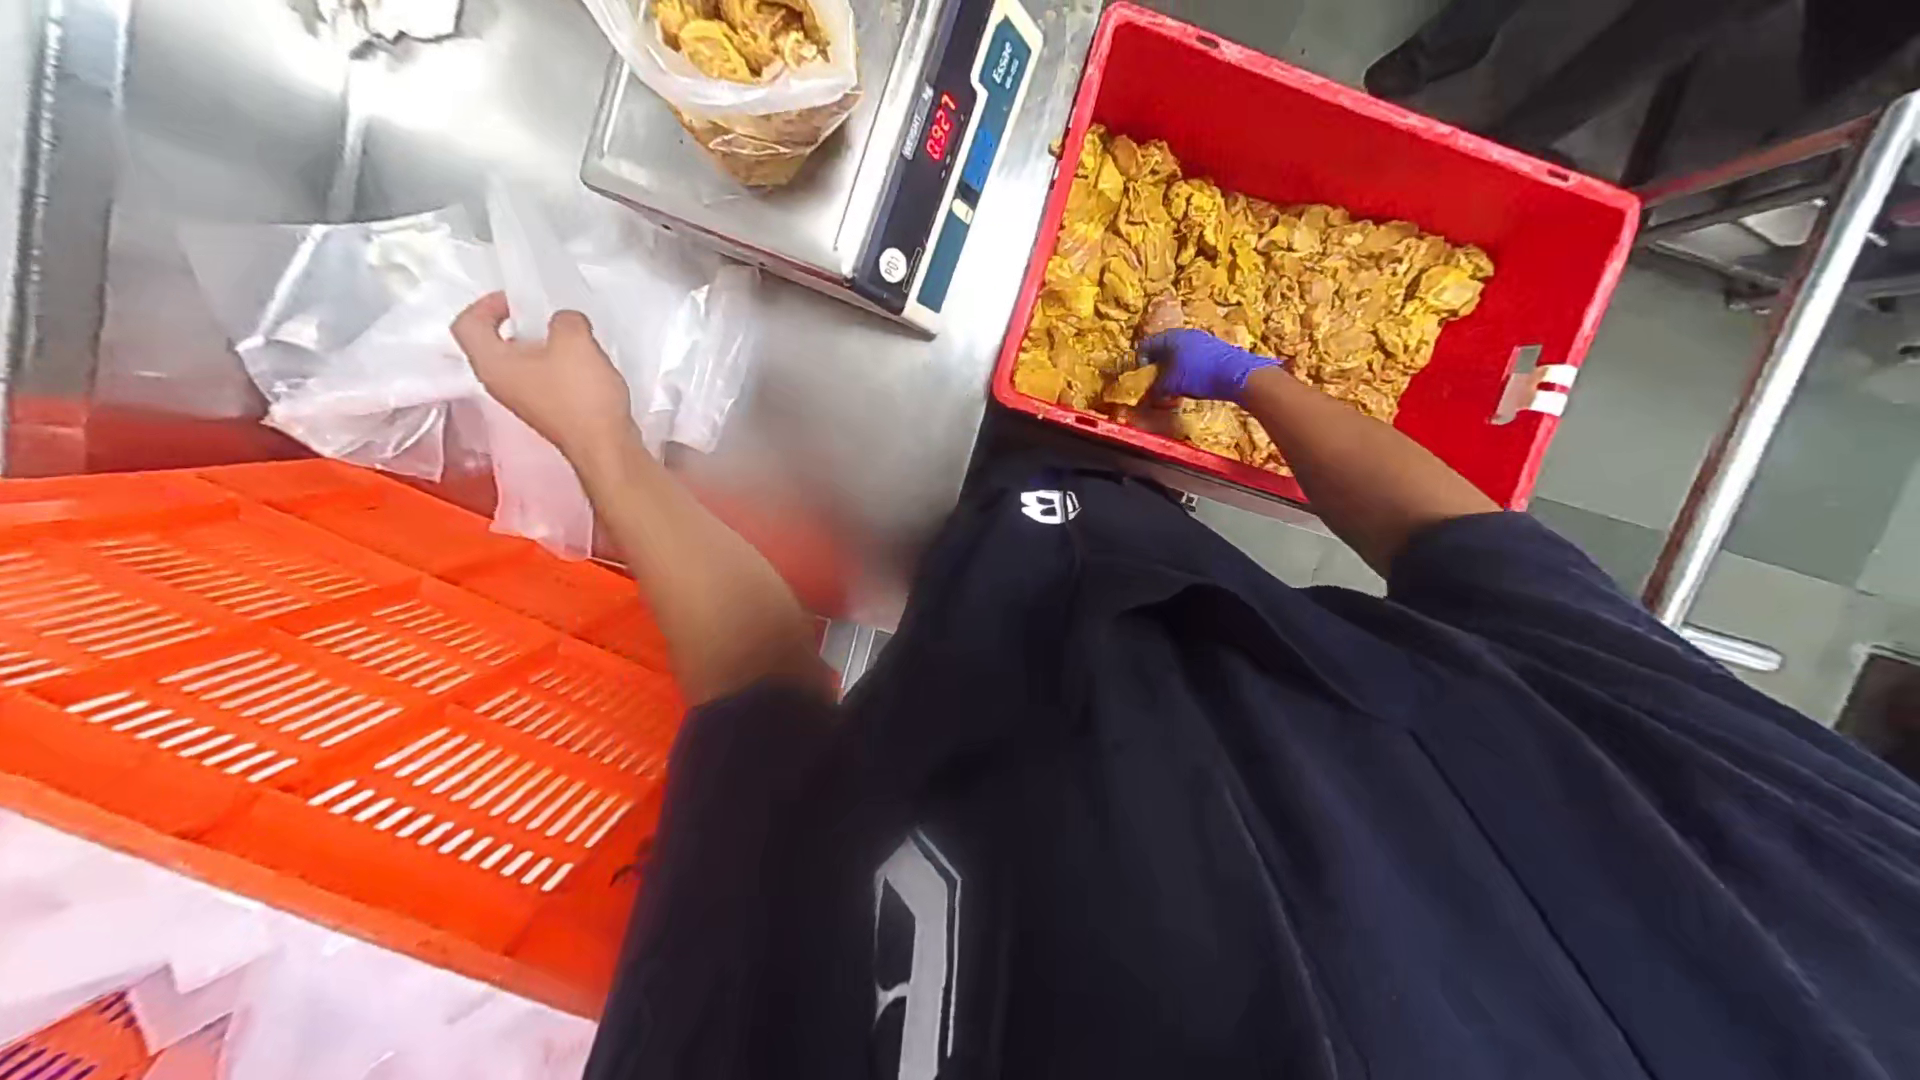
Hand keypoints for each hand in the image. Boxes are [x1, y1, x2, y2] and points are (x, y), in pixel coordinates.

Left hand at [451, 292, 634, 465]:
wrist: (605, 446)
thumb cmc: (581, 395)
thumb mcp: (575, 342)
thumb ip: (565, 319)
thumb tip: (564, 323)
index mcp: (492, 363)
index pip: (468, 323)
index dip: (487, 304)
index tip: (518, 299)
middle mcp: (499, 383)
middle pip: (494, 344)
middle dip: (518, 325)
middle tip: (546, 316)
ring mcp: (523, 401)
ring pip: (520, 364)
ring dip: (541, 347)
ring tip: (571, 341)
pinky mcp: (547, 413)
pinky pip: (541, 381)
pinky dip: (556, 367)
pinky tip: (583, 367)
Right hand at [1140, 328, 1280, 402]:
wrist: (1236, 374)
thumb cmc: (1197, 375)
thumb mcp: (1171, 385)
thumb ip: (1156, 389)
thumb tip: (1149, 395)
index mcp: (1169, 337)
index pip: (1145, 347)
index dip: (1141, 364)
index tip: (1144, 380)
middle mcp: (1184, 334)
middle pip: (1162, 349)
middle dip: (1157, 367)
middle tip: (1157, 384)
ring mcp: (1201, 339)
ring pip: (1178, 353)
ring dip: (1173, 369)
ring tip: (1175, 386)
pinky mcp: (1213, 348)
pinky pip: (1192, 356)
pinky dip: (1187, 368)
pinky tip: (1192, 382)